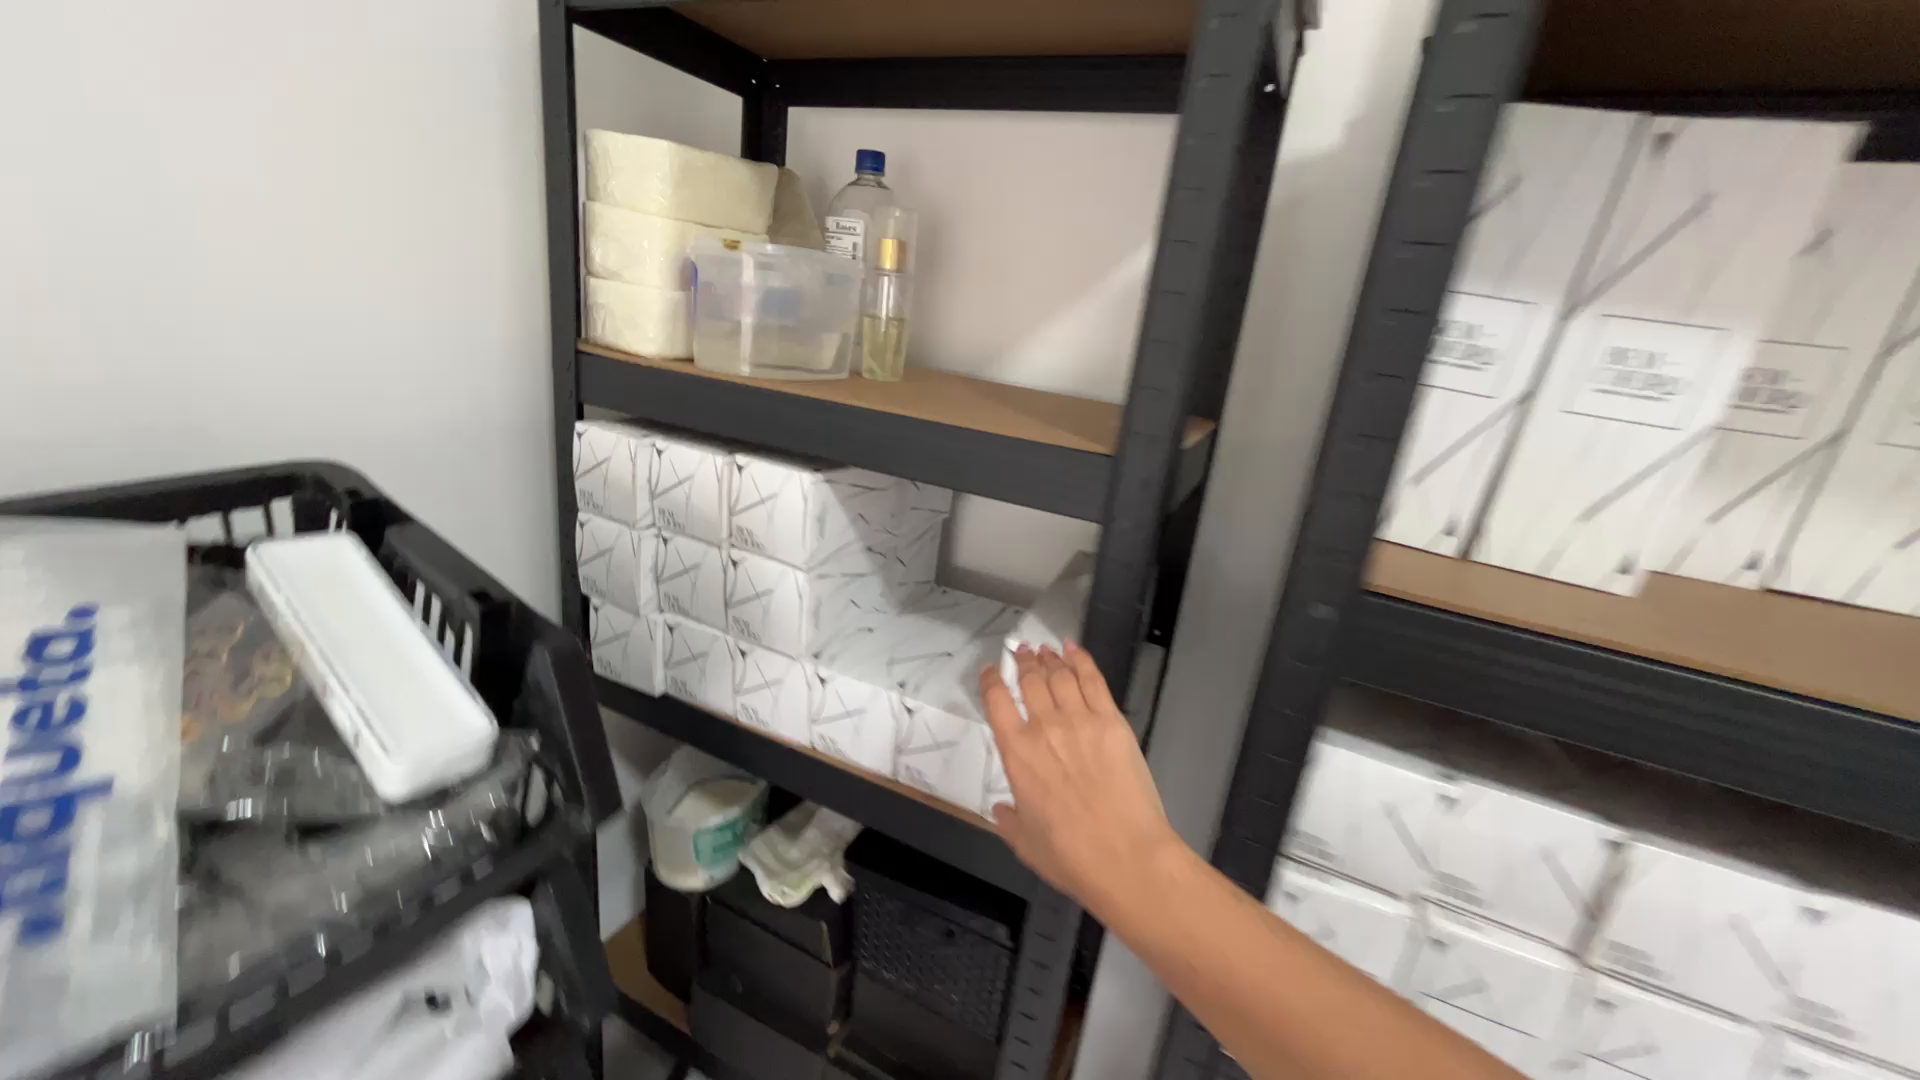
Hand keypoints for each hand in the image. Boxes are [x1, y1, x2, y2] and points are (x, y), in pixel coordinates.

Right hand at [979, 642, 1186, 918]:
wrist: (1126, 855)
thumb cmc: (1070, 855)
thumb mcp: (1024, 843)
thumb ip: (1008, 820)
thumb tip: (1001, 809)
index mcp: (1016, 754)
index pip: (996, 701)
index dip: (992, 680)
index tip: (993, 670)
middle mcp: (1044, 728)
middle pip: (1030, 680)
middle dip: (1023, 661)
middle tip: (1022, 651)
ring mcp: (1080, 720)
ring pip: (1060, 675)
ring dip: (1049, 658)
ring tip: (1045, 650)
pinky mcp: (1112, 721)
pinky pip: (1093, 680)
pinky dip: (1081, 659)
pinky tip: (1073, 649)